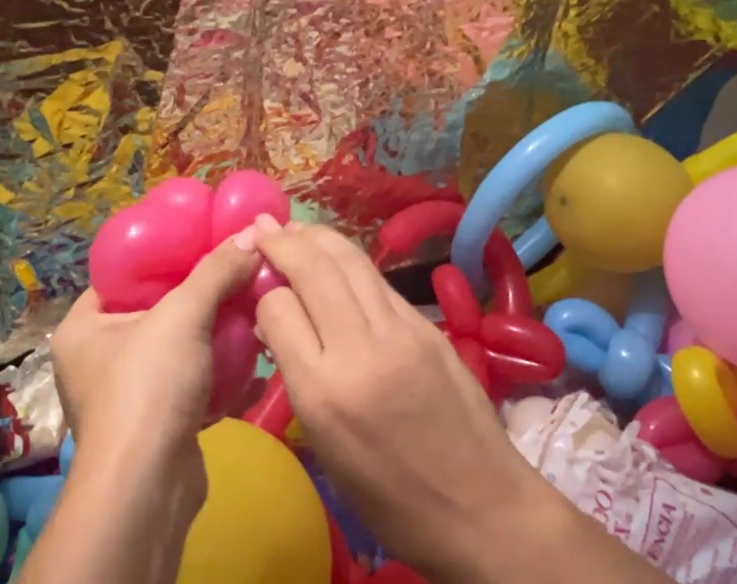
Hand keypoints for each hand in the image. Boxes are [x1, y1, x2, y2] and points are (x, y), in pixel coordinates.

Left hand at [32, 235, 262, 583]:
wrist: (148, 487)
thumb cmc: (148, 387)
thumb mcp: (184, 315)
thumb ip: (216, 271)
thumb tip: (250, 234)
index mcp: (82, 328)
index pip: (120, 276)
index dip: (159, 258)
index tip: (198, 242)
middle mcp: (96, 361)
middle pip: (154, 313)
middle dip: (198, 299)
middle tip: (233, 275)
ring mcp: (125, 398)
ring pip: (176, 353)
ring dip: (213, 339)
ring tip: (249, 312)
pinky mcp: (156, 428)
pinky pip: (190, 389)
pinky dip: (218, 378)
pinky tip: (252, 365)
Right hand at [255, 219, 666, 583]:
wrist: (482, 509)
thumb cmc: (390, 497)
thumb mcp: (324, 446)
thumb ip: (297, 374)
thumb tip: (277, 321)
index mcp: (323, 392)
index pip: (278, 307)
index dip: (263, 290)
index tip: (255, 283)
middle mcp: (359, 350)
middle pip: (314, 268)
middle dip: (283, 241)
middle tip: (261, 227)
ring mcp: (400, 332)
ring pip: (350, 261)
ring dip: (317, 238)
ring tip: (294, 228)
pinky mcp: (429, 327)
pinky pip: (379, 282)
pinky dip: (350, 262)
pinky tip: (338, 260)